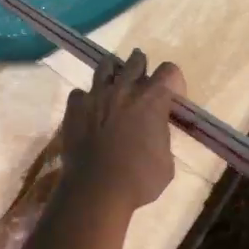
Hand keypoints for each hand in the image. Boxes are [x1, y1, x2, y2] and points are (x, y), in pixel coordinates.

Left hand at [59, 50, 184, 212]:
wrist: (97, 189)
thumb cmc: (139, 179)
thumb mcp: (166, 162)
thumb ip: (161, 136)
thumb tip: (154, 131)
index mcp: (152, 100)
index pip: (169, 71)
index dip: (173, 81)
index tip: (172, 96)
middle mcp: (124, 88)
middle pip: (136, 60)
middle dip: (142, 68)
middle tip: (142, 83)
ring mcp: (97, 93)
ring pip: (106, 65)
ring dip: (114, 72)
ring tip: (115, 84)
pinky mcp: (75, 104)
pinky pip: (81, 92)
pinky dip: (87, 99)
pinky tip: (89, 111)